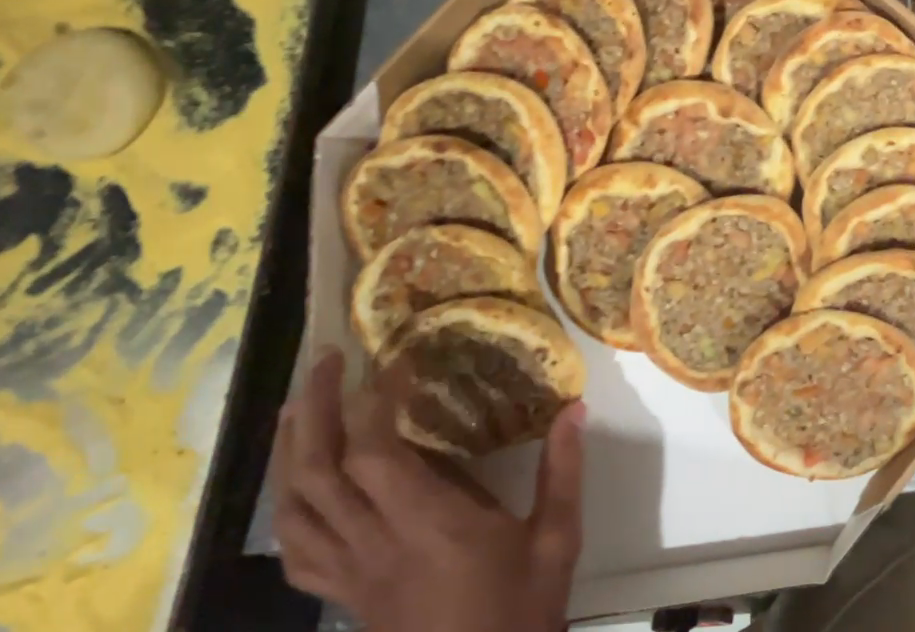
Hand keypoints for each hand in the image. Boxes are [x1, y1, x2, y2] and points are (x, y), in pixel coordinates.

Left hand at [272, 349, 585, 631]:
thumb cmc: (521, 609)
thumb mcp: (557, 539)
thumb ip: (563, 472)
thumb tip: (574, 408)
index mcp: (428, 524)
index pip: (376, 453)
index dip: (373, 401)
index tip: (395, 360)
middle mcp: (375, 543)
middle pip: (319, 470)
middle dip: (314, 409)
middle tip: (326, 361)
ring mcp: (350, 571)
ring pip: (294, 507)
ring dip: (288, 450)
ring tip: (296, 406)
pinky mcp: (344, 593)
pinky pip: (297, 549)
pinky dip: (287, 508)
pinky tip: (296, 486)